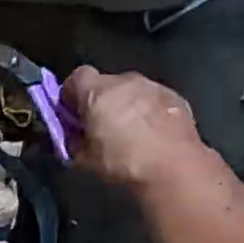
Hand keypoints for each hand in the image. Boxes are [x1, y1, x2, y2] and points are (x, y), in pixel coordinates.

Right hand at [64, 66, 209, 187]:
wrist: (173, 166)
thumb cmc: (122, 162)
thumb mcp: (83, 158)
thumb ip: (71, 139)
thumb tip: (70, 133)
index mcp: (98, 93)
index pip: (76, 77)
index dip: (70, 94)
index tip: (71, 113)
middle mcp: (125, 81)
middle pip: (104, 83)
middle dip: (97, 101)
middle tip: (97, 128)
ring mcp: (152, 85)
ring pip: (128, 90)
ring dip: (122, 105)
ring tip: (125, 132)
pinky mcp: (173, 95)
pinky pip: (149, 98)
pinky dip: (144, 110)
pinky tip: (147, 133)